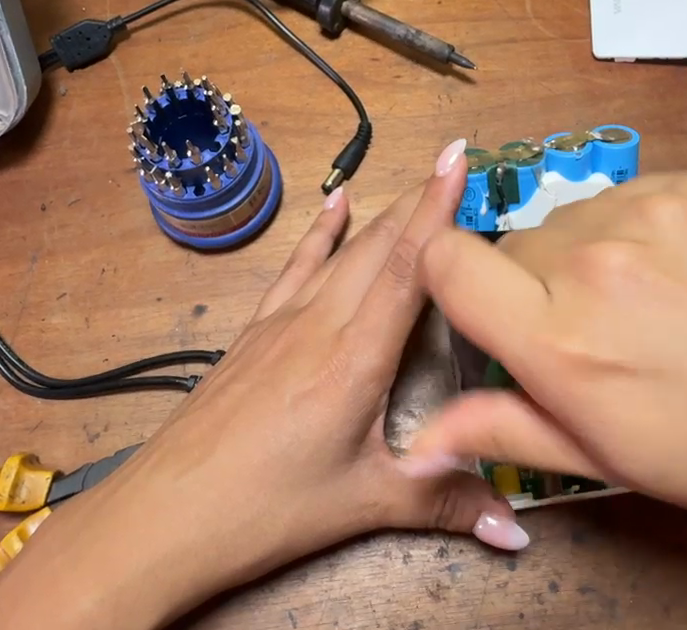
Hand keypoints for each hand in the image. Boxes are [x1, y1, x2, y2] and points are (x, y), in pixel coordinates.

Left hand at [0, 140, 522, 629]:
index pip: (407, 266)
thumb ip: (446, 504)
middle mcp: (322, 321)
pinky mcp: (258, 327)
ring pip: (344, 249)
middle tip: (455, 163)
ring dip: (384, 211)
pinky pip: (297, 264)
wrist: (167, 513)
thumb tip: (519, 528)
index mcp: (356, 356)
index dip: (437, 208)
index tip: (456, 157)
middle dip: (421, 199)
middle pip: (379, 244)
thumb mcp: (364, 505)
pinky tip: (336, 201)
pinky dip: (321, 229)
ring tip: (417, 179)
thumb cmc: (269, 507)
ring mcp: (284, 318)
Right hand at [405, 169, 686, 576]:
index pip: (444, 261)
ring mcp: (650, 206)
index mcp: (561, 339)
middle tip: (597, 333)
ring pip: (570, 216)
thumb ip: (505, 430)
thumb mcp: (615, 461)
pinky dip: (641, 230)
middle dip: (533, 285)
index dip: (447, 276)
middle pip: (512, 243)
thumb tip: (418, 441)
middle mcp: (593, 257)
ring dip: (587, 254)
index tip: (478, 303)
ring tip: (658, 304)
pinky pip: (630, 196)